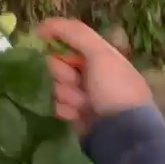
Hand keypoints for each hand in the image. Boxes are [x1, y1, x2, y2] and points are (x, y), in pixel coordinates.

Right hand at [34, 18, 151, 135]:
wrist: (124, 136)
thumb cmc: (115, 90)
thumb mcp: (102, 54)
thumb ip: (74, 32)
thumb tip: (40, 28)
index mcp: (96, 57)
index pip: (62, 42)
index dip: (58, 48)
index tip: (62, 55)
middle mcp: (86, 73)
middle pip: (52, 63)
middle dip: (62, 74)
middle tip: (78, 84)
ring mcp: (78, 95)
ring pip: (51, 84)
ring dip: (64, 94)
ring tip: (82, 105)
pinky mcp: (71, 114)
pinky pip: (52, 104)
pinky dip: (63, 109)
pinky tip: (77, 115)